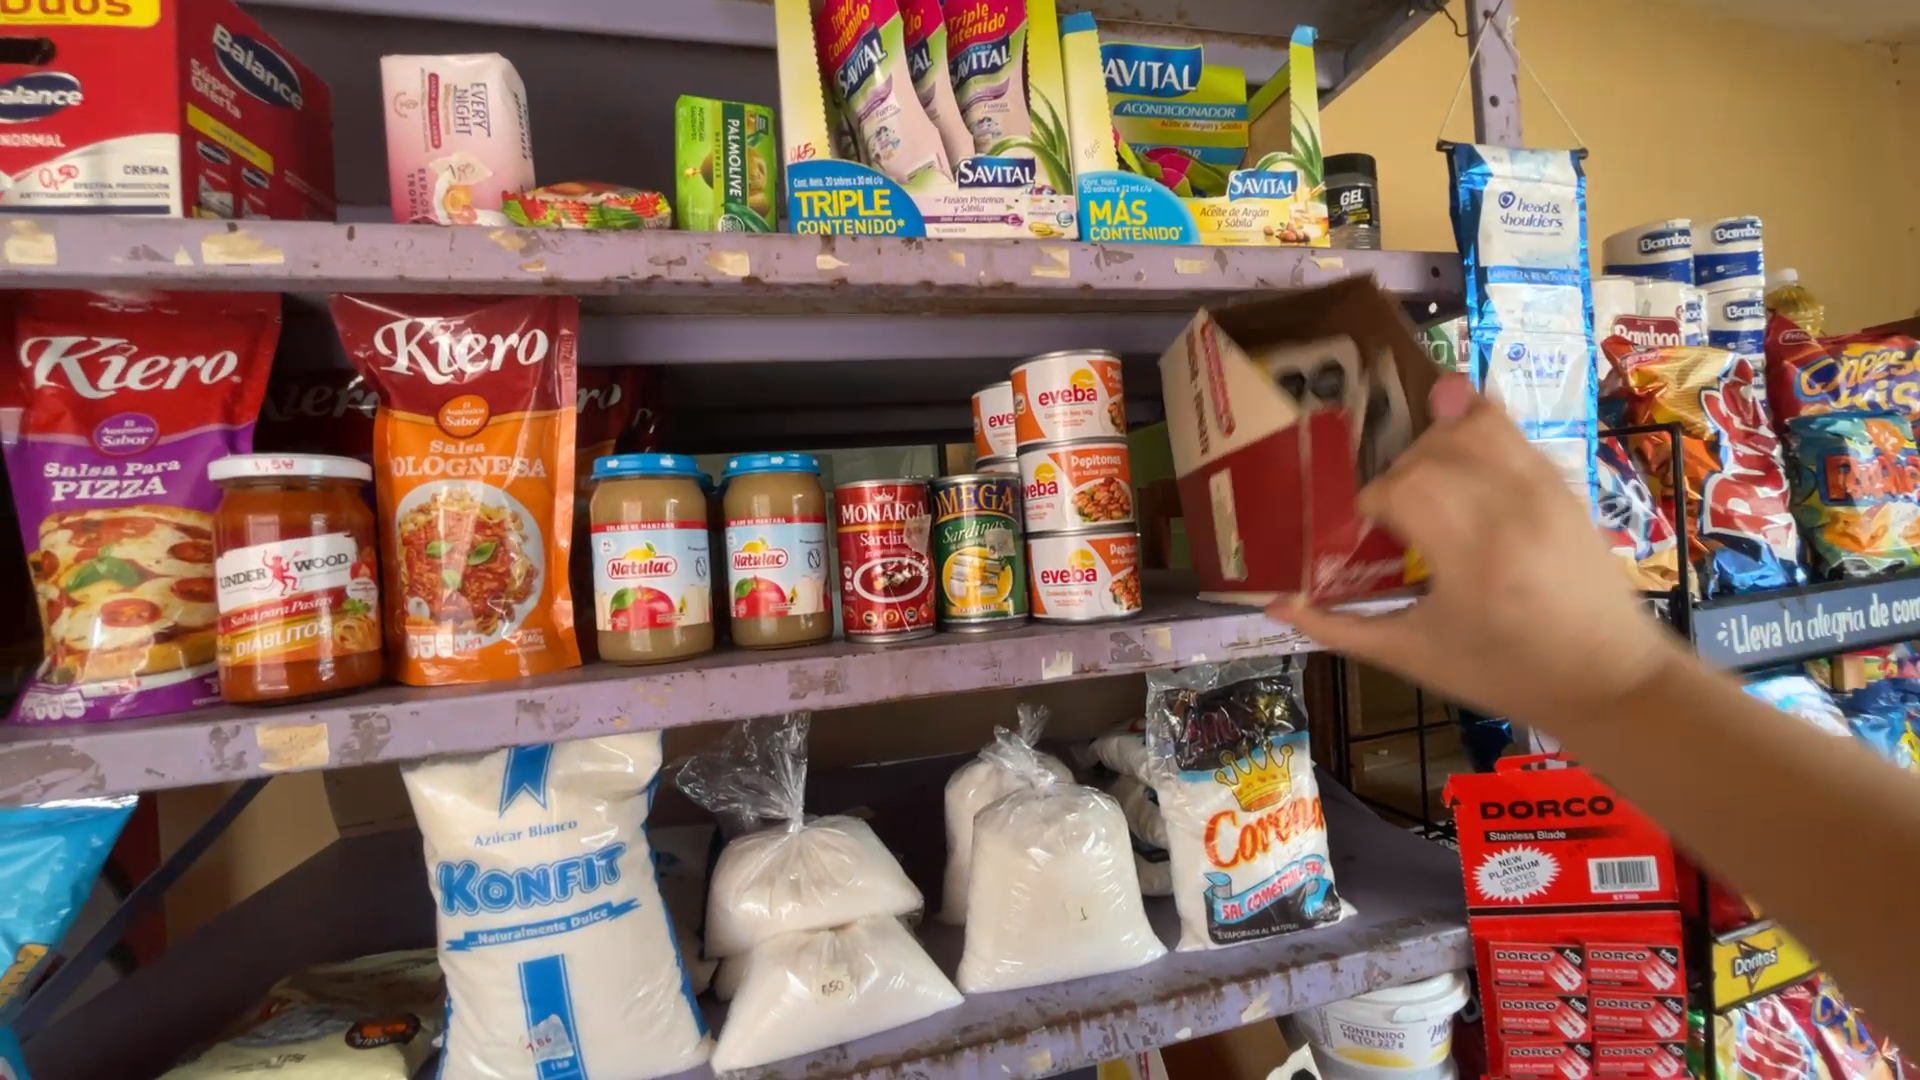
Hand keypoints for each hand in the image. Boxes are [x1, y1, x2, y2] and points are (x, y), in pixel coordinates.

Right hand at [1270, 374, 1684, 729]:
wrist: (1611, 681)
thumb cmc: (1501, 673)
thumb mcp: (1410, 656)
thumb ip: (1336, 628)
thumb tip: (1274, 604)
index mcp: (1470, 556)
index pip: (1401, 489)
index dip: (1370, 507)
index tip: (1370, 542)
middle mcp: (1511, 509)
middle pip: (1427, 455)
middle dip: (1395, 480)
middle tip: (1395, 523)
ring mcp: (1543, 490)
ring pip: (1470, 427)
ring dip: (1430, 446)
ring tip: (1424, 484)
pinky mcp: (1562, 485)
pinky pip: (1511, 428)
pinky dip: (1474, 419)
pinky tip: (1451, 428)